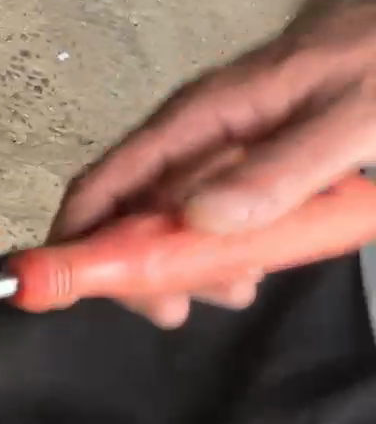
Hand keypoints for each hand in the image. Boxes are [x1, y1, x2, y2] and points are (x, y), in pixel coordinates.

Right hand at [52, 0, 375, 325]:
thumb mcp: (362, 113)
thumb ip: (283, 166)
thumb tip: (199, 222)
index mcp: (198, 117)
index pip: (105, 182)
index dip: (77, 235)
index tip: (79, 283)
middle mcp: (194, 131)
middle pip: (129, 206)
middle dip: (136, 262)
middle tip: (172, 310)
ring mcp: (225, 142)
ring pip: (171, 212)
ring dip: (185, 260)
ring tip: (231, 293)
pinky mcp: (259, 153)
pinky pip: (216, 205)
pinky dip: (222, 242)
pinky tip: (254, 261)